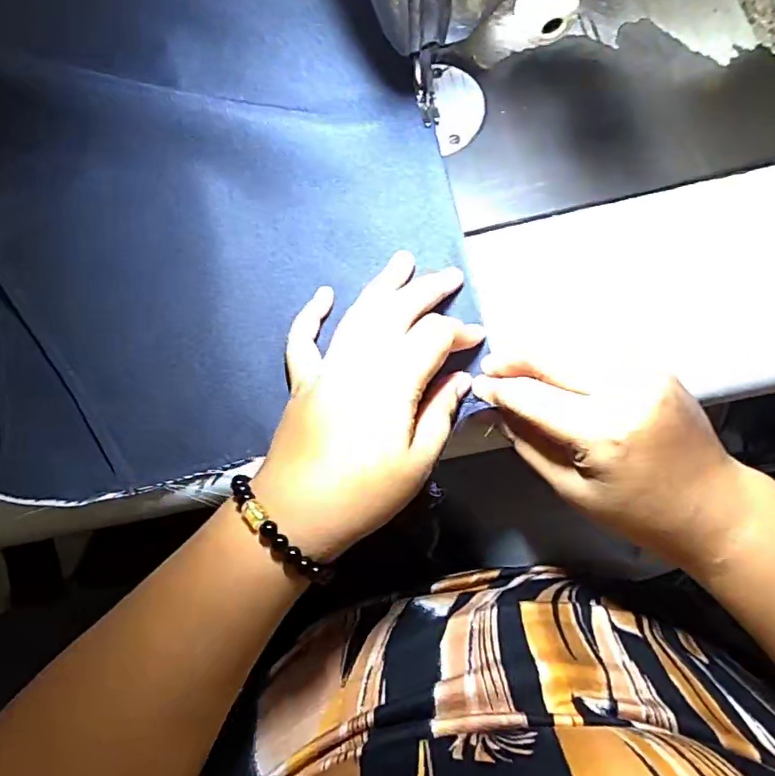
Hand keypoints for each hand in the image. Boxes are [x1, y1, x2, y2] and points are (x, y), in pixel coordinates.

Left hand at [251, 252, 484, 560]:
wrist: (295, 513)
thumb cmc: (364, 495)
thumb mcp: (416, 463)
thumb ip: (440, 413)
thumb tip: (460, 377)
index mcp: (393, 383)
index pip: (432, 338)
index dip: (458, 332)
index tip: (479, 337)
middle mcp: (359, 363)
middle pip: (395, 312)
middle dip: (426, 291)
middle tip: (450, 276)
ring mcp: (327, 368)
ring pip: (357, 314)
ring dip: (381, 286)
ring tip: (402, 262)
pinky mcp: (303, 381)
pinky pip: (304, 339)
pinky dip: (311, 314)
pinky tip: (324, 295)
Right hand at [470, 351, 758, 572]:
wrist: (712, 506)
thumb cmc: (640, 513)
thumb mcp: (574, 491)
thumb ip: (532, 446)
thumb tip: (500, 412)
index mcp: (603, 431)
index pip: (534, 396)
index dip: (500, 389)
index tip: (478, 385)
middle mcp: (626, 391)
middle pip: (555, 357)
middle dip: (517, 357)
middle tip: (492, 363)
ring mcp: (647, 373)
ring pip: (579, 343)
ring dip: (545, 346)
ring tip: (518, 356)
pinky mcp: (659, 368)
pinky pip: (606, 346)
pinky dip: (576, 347)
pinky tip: (559, 356)